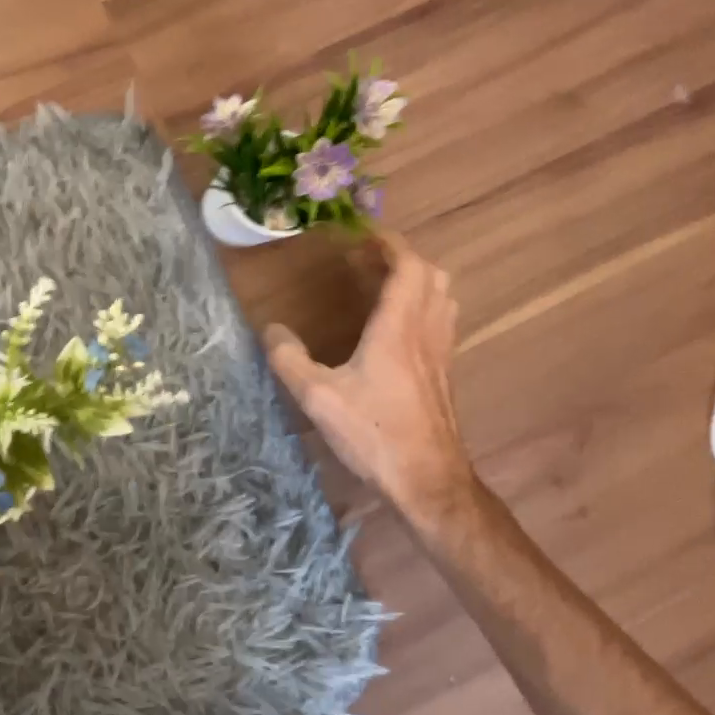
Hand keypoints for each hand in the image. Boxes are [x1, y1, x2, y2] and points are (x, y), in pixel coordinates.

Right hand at [264, 231, 474, 515]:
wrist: (426, 479)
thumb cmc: (373, 432)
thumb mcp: (317, 396)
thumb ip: (289, 358)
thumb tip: (271, 329)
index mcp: (398, 329)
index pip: (407, 267)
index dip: (389, 243)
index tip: (361, 235)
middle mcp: (425, 332)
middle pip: (431, 276)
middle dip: (402, 259)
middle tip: (367, 261)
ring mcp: (440, 354)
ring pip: (442, 298)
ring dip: (416, 282)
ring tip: (381, 287)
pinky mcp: (442, 374)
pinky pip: (440, 322)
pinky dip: (421, 308)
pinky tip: (394, 330)